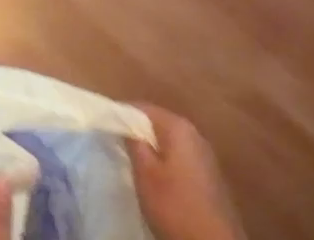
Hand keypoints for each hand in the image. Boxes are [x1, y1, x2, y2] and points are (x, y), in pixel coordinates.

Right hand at [127, 105, 246, 239]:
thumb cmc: (175, 206)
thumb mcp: (145, 175)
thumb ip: (134, 144)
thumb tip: (125, 124)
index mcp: (179, 127)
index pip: (143, 107)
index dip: (121, 114)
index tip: (105, 126)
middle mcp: (195, 134)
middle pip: (157, 124)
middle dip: (136, 133)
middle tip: (115, 146)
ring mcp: (204, 155)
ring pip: (169, 143)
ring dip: (151, 150)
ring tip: (132, 163)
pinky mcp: (208, 175)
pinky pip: (179, 159)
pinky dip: (164, 163)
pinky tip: (156, 180)